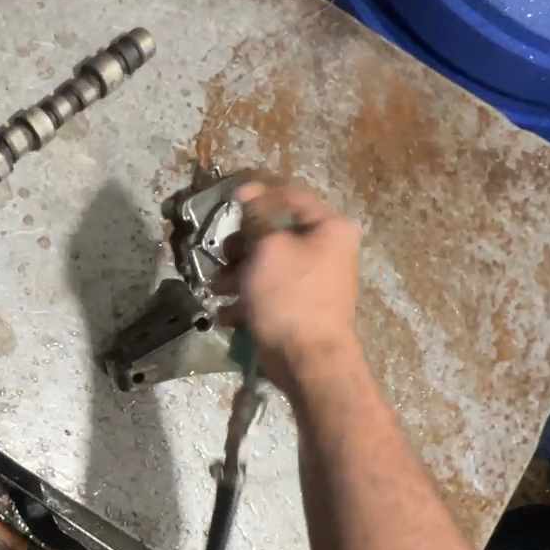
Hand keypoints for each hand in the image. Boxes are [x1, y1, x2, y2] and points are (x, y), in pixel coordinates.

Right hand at [214, 182, 362, 388]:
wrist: (306, 358)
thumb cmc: (288, 296)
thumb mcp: (268, 247)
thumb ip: (257, 217)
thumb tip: (249, 191)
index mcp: (329, 228)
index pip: (291, 197)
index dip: (258, 195)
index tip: (229, 202)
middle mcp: (326, 250)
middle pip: (275, 233)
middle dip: (242, 246)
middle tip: (224, 256)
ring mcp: (312, 281)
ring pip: (266, 264)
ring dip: (237, 274)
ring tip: (220, 289)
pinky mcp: (298, 307)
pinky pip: (268, 292)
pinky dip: (247, 299)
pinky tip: (232, 313)